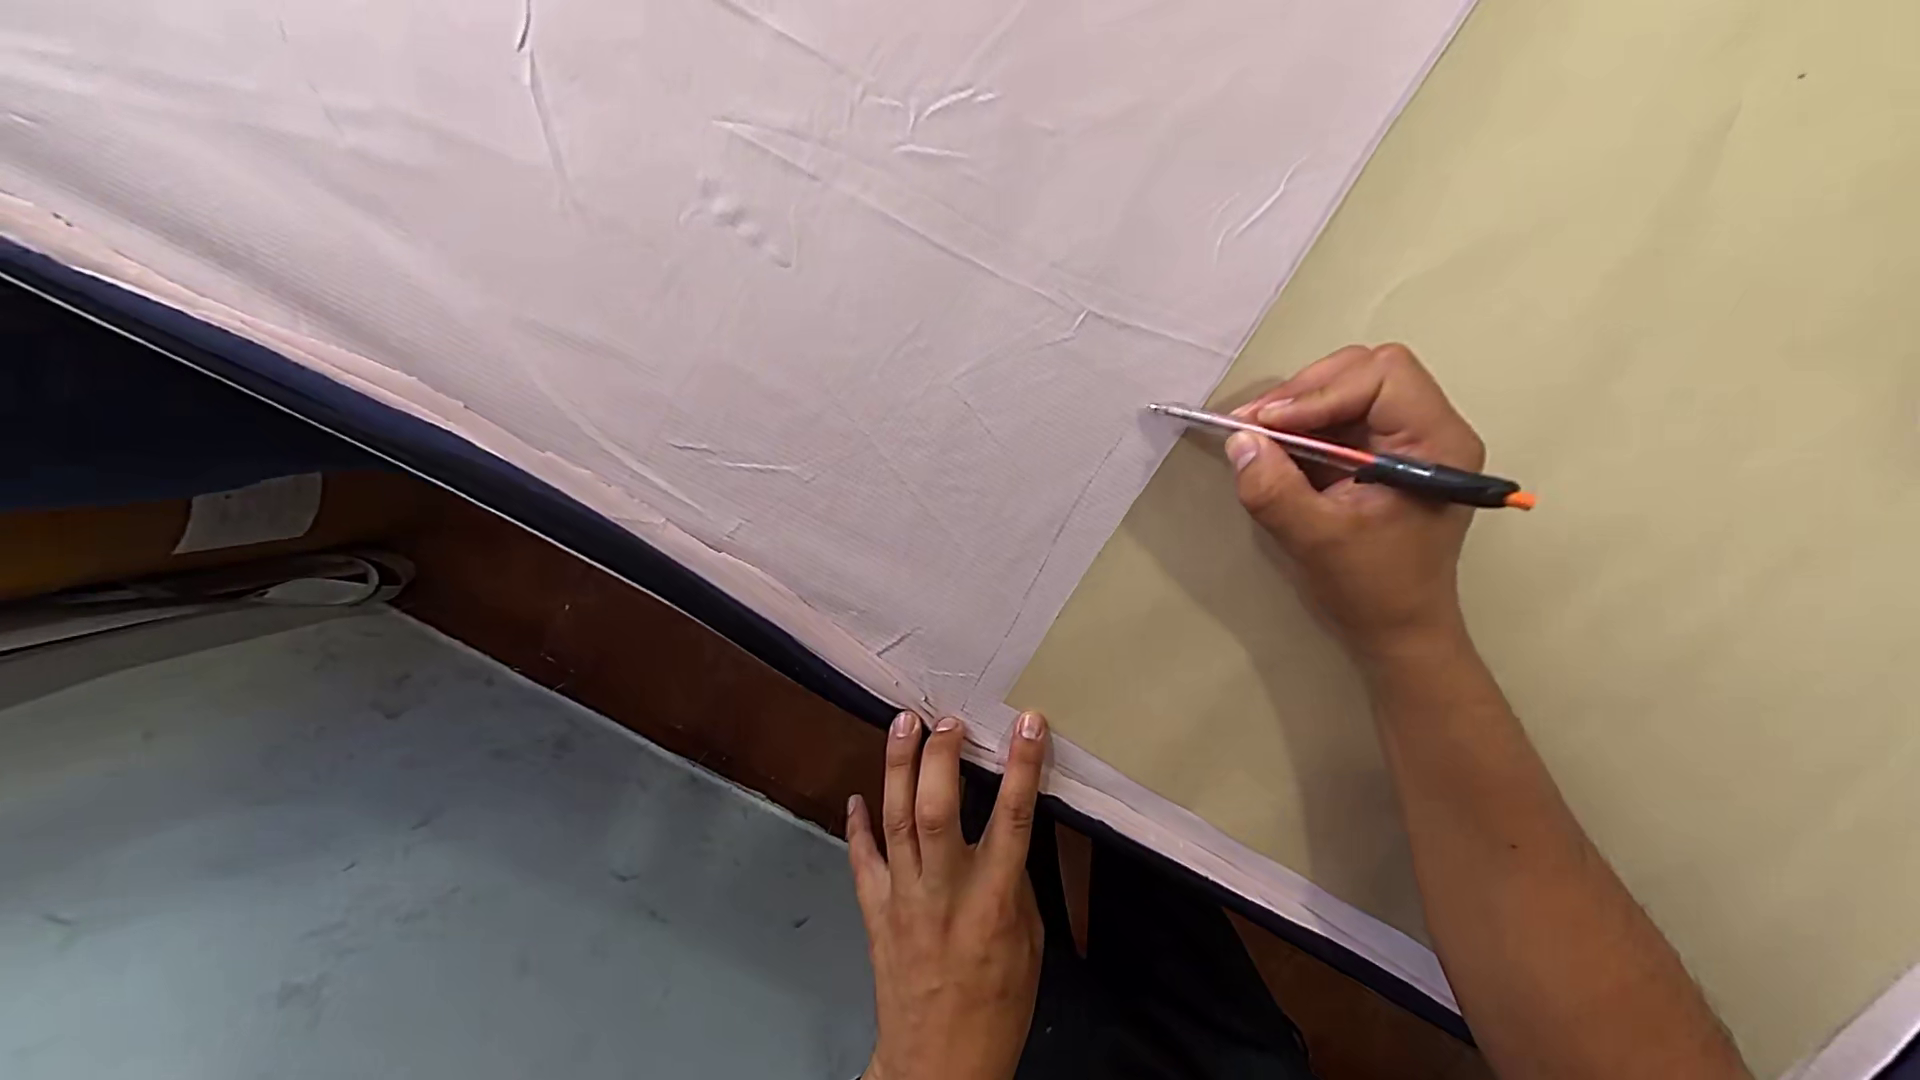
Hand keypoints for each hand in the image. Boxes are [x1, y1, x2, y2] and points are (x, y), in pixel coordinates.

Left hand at [846, 710, 1049, 1079]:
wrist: (940, 1069)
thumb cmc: (999, 1005)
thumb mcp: (1029, 942)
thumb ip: (1014, 880)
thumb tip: (1005, 830)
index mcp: (993, 901)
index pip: (1012, 818)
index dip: (1021, 766)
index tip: (1026, 724)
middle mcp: (944, 891)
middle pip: (936, 810)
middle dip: (940, 756)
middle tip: (946, 718)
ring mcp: (902, 899)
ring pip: (895, 821)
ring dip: (898, 767)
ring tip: (903, 723)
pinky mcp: (874, 911)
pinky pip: (861, 859)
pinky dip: (857, 824)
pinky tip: (857, 795)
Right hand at [1224, 343, 1484, 662]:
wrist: (1396, 627)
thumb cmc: (1372, 588)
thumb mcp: (1315, 540)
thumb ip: (1274, 489)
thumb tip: (1239, 440)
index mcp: (1435, 444)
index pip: (1382, 377)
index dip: (1319, 393)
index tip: (1267, 426)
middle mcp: (1428, 430)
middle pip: (1364, 371)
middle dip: (1304, 393)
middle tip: (1255, 425)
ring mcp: (1404, 441)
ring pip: (1347, 387)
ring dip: (1296, 407)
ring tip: (1256, 435)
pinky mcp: (1378, 454)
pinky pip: (1336, 417)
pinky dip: (1299, 425)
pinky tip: (1273, 447)